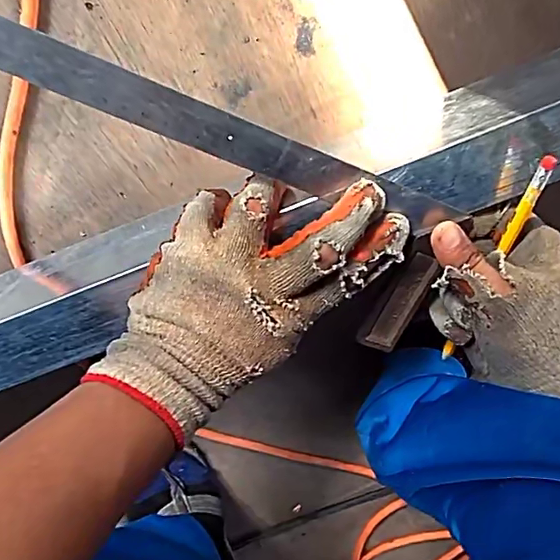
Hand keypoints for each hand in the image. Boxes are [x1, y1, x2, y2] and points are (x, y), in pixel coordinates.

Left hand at [86, 177, 409, 443]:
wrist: (169, 368)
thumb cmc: (222, 361)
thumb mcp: (277, 342)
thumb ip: (300, 308)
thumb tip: (320, 277)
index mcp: (288, 315)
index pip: (343, 278)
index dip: (374, 249)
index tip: (390, 226)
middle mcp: (262, 285)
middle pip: (319, 245)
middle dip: (349, 216)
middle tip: (363, 194)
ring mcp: (225, 261)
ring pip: (258, 209)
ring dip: (266, 193)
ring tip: (268, 191)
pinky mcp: (191, 246)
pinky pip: (207, 206)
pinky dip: (214, 202)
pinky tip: (218, 208)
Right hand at [428, 219, 559, 416]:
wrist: (539, 387)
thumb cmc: (539, 338)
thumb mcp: (499, 291)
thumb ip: (467, 259)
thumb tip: (443, 231)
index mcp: (536, 242)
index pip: (494, 216)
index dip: (470, 229)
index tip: (454, 245)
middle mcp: (516, 263)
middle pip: (464, 250)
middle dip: (459, 278)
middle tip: (470, 294)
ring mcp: (496, 289)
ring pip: (452, 280)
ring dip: (456, 304)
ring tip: (475, 320)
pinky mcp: (480, 311)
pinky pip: (449, 304)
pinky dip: (454, 320)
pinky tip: (469, 331)